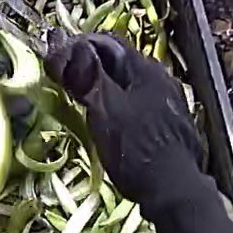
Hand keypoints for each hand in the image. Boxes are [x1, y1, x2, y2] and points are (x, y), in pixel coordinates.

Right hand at [48, 34, 232, 232]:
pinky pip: (141, 105)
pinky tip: (112, 123)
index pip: (108, 42)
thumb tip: (67, 45)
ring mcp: (171, 103)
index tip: (59, 59)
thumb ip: (87, 75)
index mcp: (146, 70)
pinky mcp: (173, 125)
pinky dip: (122, 106)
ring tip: (85, 103)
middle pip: (121, 63)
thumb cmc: (135, 147)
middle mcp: (163, 79)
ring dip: (108, 88)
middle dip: (93, 68)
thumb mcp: (104, 108)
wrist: (172, 190)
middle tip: (68, 81)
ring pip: (131, 85)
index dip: (80, 46)